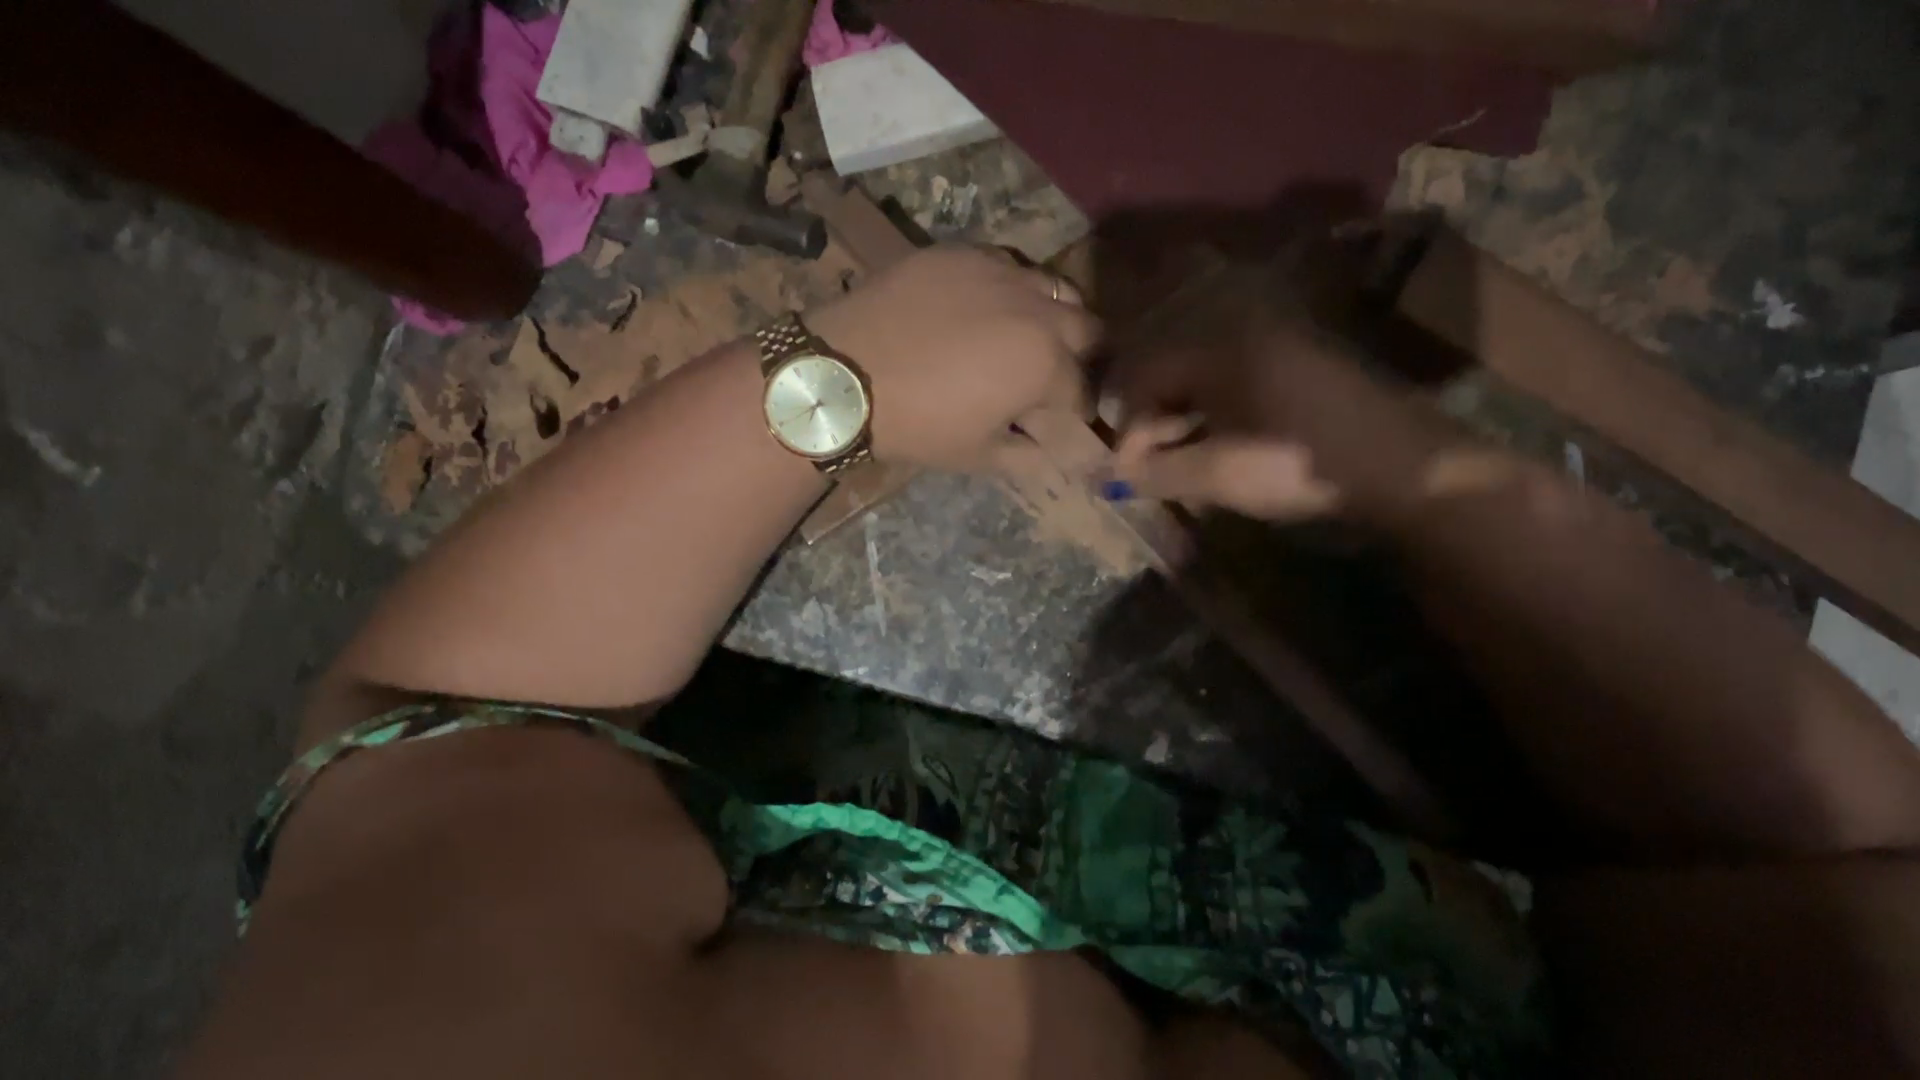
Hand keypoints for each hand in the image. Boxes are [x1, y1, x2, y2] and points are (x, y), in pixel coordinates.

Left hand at [805, 246, 1096, 473]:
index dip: (1078, 413)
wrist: (842, 374)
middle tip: (1052, 377)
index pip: (1083, 390)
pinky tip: (982, 310)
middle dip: (1081, 357)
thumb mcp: (977, 455)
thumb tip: (1054, 454)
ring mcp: (999, 272)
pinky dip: (1008, 290)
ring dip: (1051, 317)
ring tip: (1022, 338)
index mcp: (1046, 363)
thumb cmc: (916, 424)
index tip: (1062, 422)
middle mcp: (1036, 309)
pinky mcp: (962, 253)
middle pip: (1087, 329)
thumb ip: (1029, 455)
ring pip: (1053, 288)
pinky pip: (1006, 266)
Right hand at [1105, 309, 1424, 524]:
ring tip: (1187, 459)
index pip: (1146, 373)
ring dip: (1185, 415)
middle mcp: (1245, 328)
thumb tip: (1117, 473)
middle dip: (1155, 418)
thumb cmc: (1303, 466)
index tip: (1129, 471)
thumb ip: (1159, 471)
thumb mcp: (1221, 475)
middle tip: (1156, 464)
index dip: (1130, 425)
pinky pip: (1235, 374)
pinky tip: (1223, 443)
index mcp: (1221, 346)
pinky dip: (1216, 407)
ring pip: (1204, 371)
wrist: (1406, 468)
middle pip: (1173, 365)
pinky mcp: (1301, 358)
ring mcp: (1278, 339)